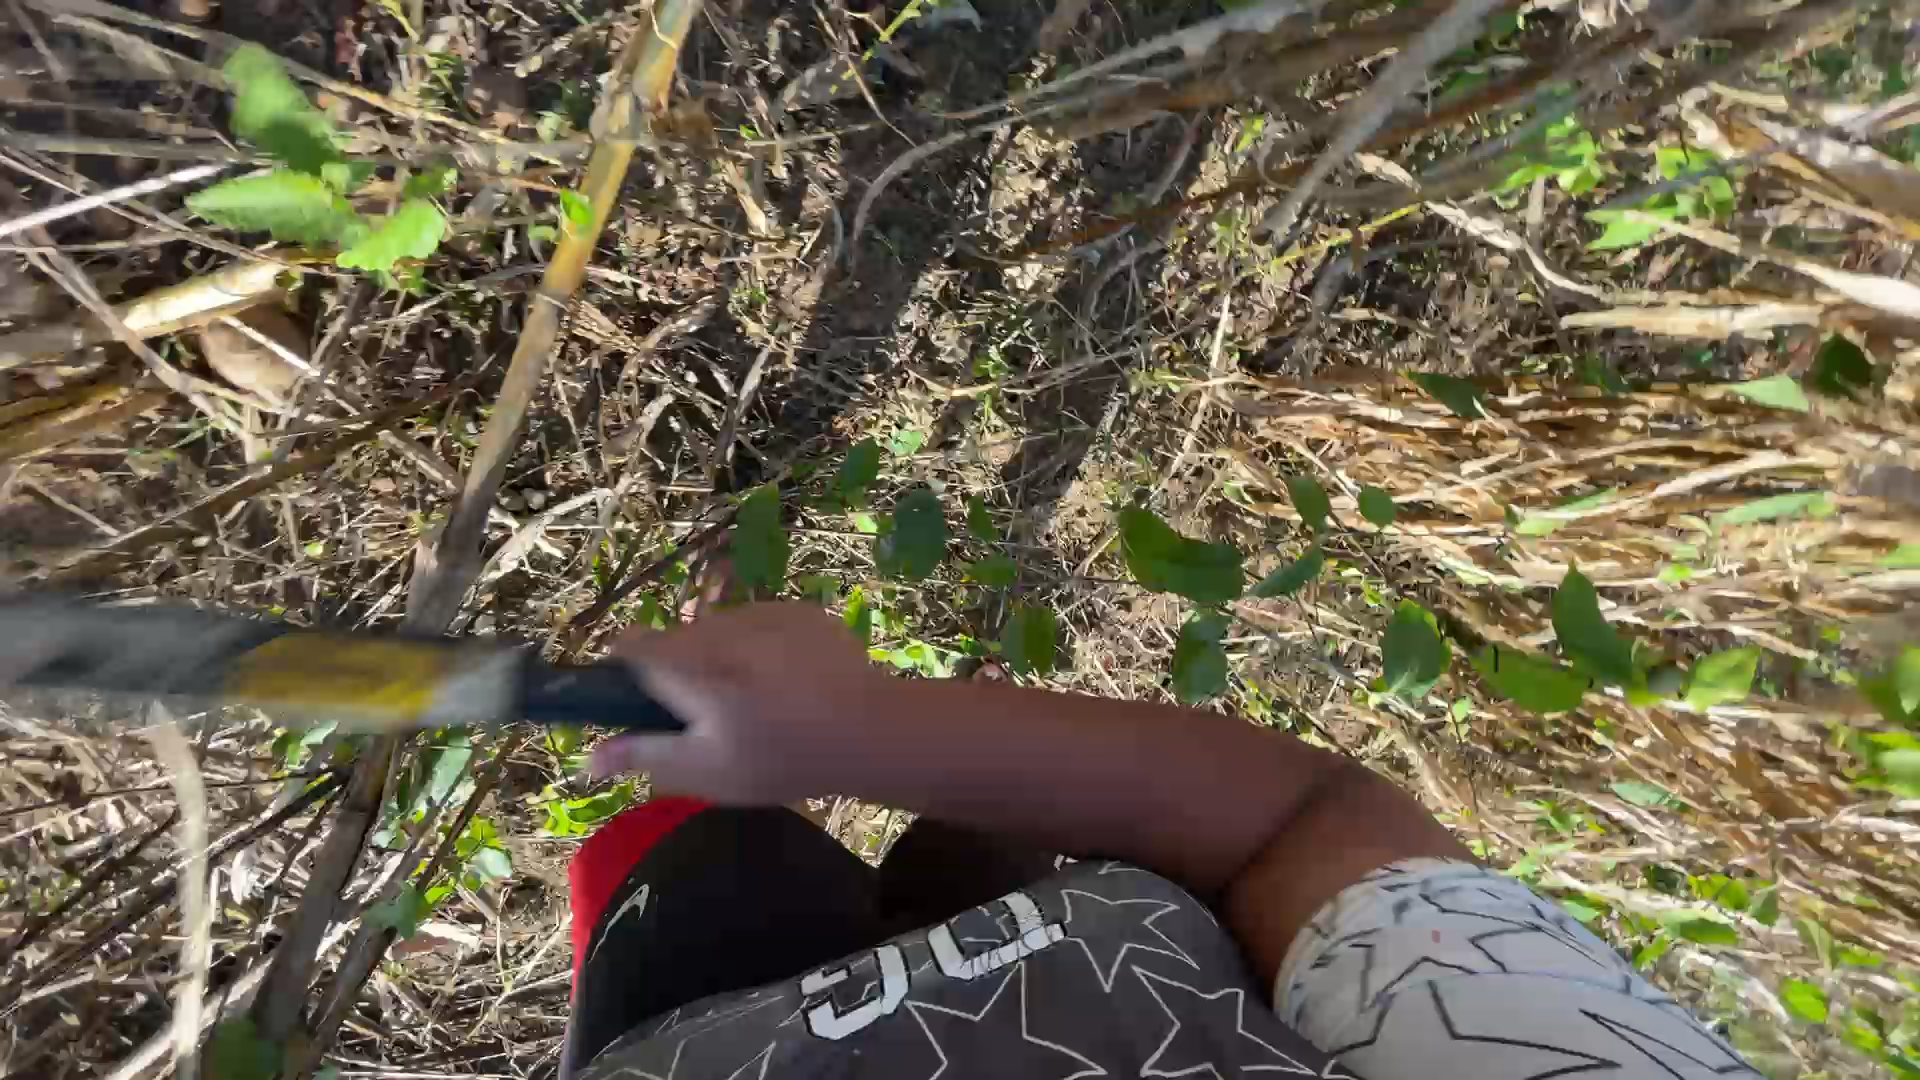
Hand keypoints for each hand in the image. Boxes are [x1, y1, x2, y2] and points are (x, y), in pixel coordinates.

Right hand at [591, 602, 900, 802]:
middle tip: (710, 711)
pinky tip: (793, 680)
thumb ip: (644, 756)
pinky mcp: (803, 611)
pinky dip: (765, 645)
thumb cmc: (780, 758)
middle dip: (683, 667)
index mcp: (690, 666)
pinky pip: (765, 623)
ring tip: (760, 698)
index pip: (631, 643)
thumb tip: (589, 756)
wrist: (869, 729)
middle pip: (681, 637)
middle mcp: (723, 627)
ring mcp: (767, 613)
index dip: (624, 666)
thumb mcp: (706, 772)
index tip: (639, 695)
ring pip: (724, 629)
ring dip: (727, 654)